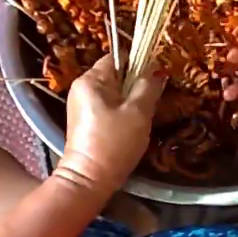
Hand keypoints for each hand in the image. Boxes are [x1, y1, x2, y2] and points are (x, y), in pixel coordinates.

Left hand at [55, 55, 163, 193]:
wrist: (88, 180)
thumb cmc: (114, 143)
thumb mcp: (138, 113)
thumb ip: (149, 87)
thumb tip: (157, 70)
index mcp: (90, 80)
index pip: (117, 56)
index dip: (138, 62)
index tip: (155, 77)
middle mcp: (81, 87)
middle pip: (115, 74)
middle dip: (135, 84)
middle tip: (152, 100)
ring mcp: (80, 104)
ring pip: (113, 92)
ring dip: (130, 100)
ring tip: (142, 116)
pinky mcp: (84, 121)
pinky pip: (107, 106)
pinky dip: (120, 112)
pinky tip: (130, 127)